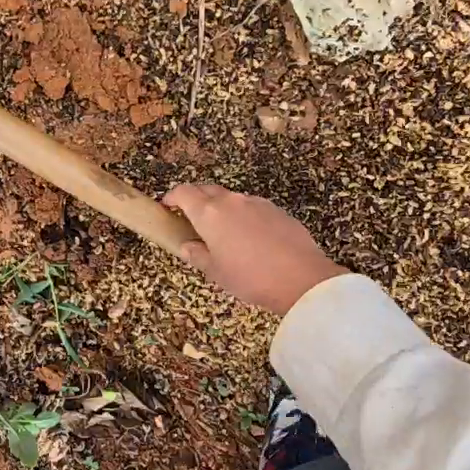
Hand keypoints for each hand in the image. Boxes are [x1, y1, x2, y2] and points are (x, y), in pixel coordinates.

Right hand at [161, 183, 346, 314]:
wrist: (301, 279)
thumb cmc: (251, 278)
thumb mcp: (216, 273)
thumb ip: (197, 255)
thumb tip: (187, 246)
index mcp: (210, 213)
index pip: (184, 192)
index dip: (172, 197)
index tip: (168, 207)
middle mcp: (231, 201)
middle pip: (206, 190)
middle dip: (195, 200)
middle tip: (190, 219)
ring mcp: (256, 203)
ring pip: (231, 199)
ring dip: (221, 209)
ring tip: (223, 233)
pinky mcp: (276, 210)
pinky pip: (252, 208)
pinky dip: (244, 216)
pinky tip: (251, 239)